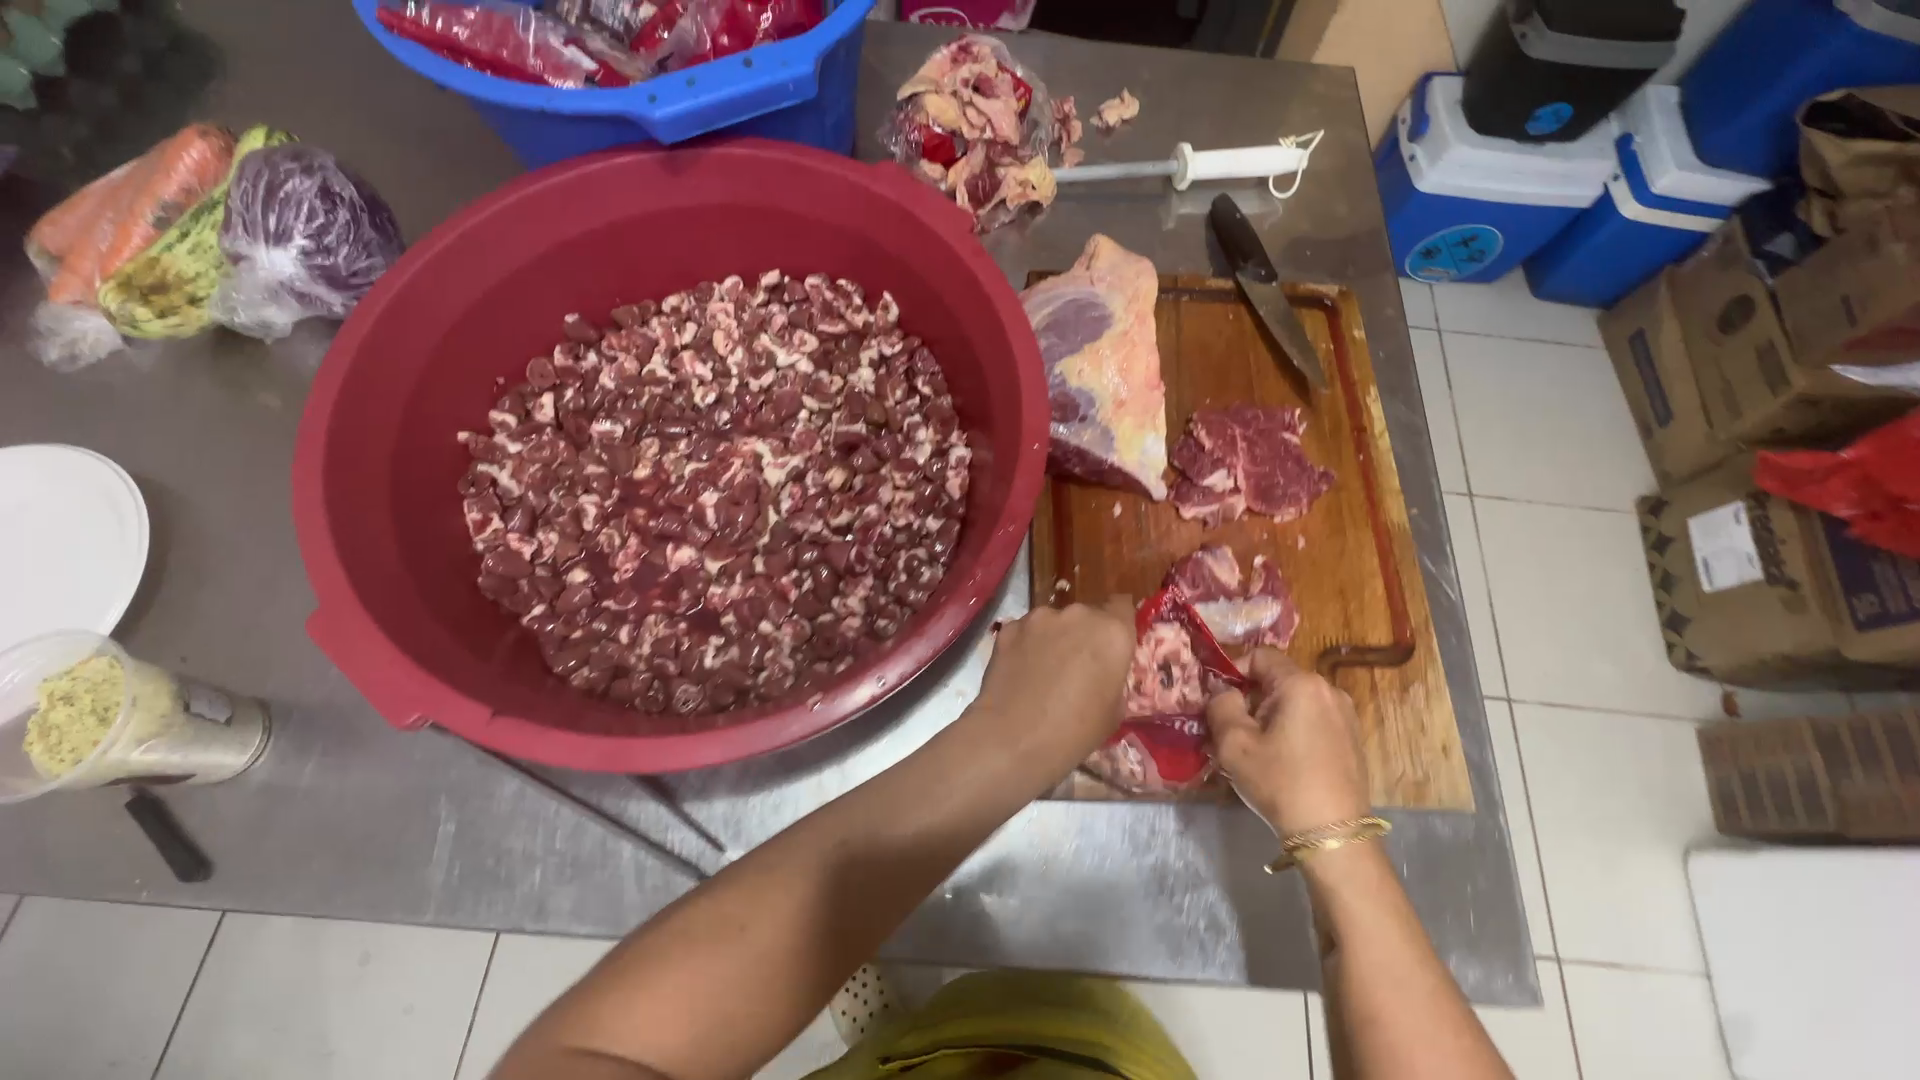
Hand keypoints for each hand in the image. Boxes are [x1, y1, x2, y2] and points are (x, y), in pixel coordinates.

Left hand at [962, 599, 1134, 769]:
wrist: (1015, 738)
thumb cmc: (1076, 731)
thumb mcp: (1115, 709)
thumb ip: (1113, 676)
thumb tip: (1103, 671)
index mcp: (1113, 632)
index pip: (1122, 606)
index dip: (1117, 623)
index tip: (1111, 643)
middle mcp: (1078, 614)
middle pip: (1086, 615)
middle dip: (1083, 634)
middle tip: (1075, 665)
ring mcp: (1040, 618)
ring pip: (1053, 622)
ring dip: (1053, 638)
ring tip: (1042, 670)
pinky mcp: (1009, 628)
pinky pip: (1025, 631)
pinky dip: (1026, 645)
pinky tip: (1020, 672)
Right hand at [1205, 648, 1370, 835]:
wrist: (1332, 833)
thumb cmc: (1280, 782)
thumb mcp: (1234, 744)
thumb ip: (1221, 705)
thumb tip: (1224, 691)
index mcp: (1301, 684)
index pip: (1260, 656)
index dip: (1232, 670)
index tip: (1216, 699)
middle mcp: (1329, 690)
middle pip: (1277, 679)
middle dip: (1250, 698)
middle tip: (1229, 729)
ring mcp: (1345, 715)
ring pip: (1294, 701)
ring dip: (1269, 715)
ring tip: (1254, 748)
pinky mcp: (1351, 738)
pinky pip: (1311, 720)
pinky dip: (1291, 729)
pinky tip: (1281, 760)